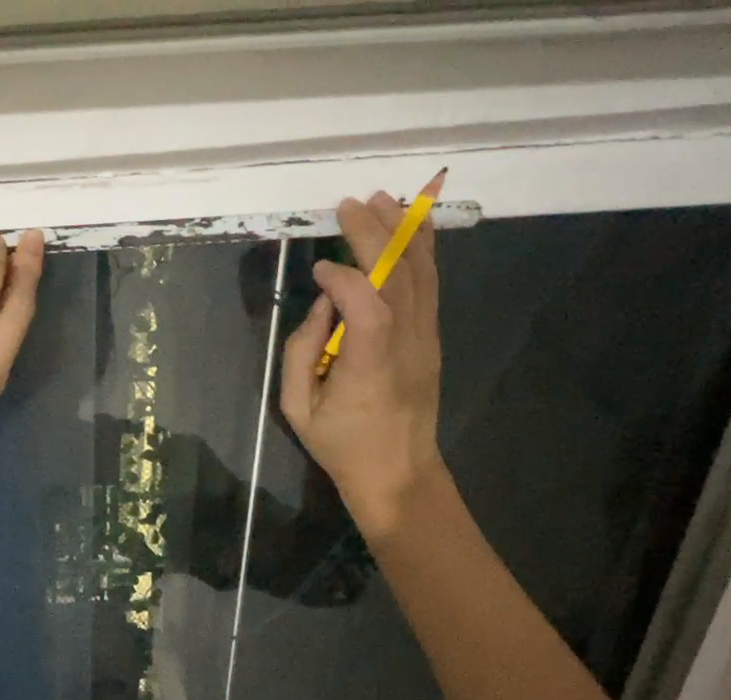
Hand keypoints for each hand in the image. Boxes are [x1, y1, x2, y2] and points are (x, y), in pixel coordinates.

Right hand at [279, 192, 445, 537]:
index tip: (317, 270)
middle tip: (348, 205)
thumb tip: (321, 306)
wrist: (397, 470)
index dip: (343, 279)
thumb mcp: (298, 410)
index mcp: (369, 367)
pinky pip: (430, 283)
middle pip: (398, 275)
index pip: (367, 306)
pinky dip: (421, 248)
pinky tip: (411, 223)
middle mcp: (405, 344)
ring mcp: (425, 336)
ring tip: (380, 199)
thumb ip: (301, 354)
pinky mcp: (431, 335)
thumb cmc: (341, 444)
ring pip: (420, 271)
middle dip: (374, 234)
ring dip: (401, 231)